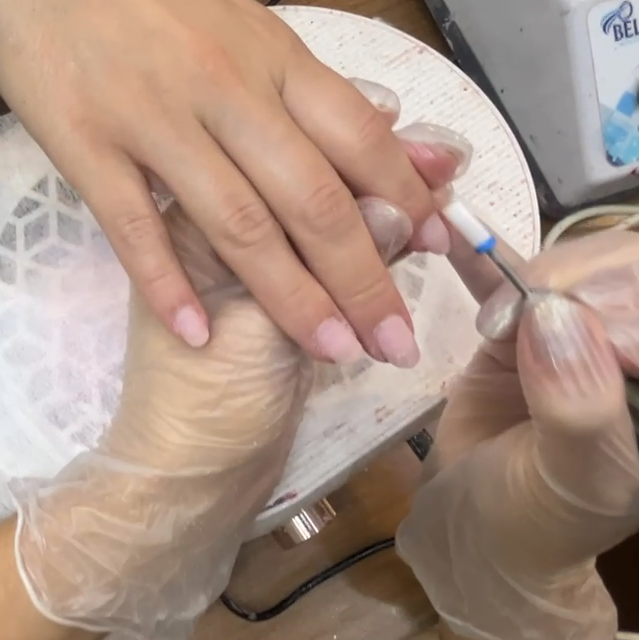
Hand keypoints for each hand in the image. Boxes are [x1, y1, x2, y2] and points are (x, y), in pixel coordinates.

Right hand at [0, 0, 464, 369]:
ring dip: (290, 297)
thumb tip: (402, 149)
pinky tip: (198, 333)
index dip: (408, 207)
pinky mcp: (86, 146)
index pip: (360, 140)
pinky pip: (135, 227)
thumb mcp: (244, 24)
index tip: (442, 261)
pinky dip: (169, 285)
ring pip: (237, 223)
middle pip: (311, 197)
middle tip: (395, 344)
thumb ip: (311, 93)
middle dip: (363, 278)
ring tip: (330, 352)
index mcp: (273, 55)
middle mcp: (226, 89)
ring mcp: (153, 120)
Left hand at [13, 198, 416, 639]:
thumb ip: (314, 273)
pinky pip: (328, 250)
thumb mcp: (256, 337)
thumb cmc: (202, 408)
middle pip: (304, 179)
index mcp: (192, 223)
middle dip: (378, 173)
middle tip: (448, 164)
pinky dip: (371, 237)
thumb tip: (391, 211)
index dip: (352, 162)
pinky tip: (411, 219)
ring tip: (446, 174)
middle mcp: (220, 227)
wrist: (190, 480)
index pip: (275, 168)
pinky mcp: (281, 292)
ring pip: (321, 209)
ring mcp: (253, 260)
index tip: (421, 160)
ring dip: (382, 195)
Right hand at [397, 227, 638, 639]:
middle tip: (565, 312)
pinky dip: (516, 268)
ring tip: (502, 329)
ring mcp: (631, 316)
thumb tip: (558, 318)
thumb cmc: (539, 517)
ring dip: (565, 276)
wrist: (474, 507)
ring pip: (636, 247)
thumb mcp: (573, 490)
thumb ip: (581, 414)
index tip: (611, 346)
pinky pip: (559, 255)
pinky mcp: (562, 299)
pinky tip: (486, 303)